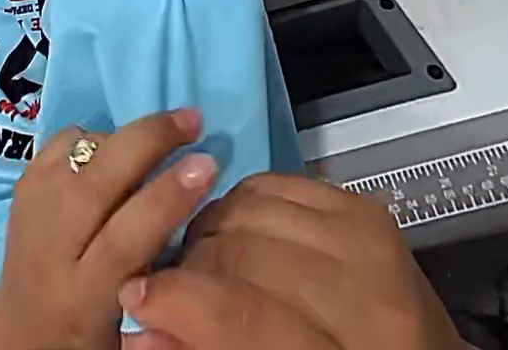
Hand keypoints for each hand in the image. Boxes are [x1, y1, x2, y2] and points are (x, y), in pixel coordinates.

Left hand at [0, 108, 218, 349]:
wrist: (21, 328)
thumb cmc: (91, 331)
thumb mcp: (129, 313)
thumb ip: (154, 259)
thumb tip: (192, 191)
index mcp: (84, 294)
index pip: (128, 234)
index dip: (170, 195)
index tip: (208, 164)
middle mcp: (52, 241)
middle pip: (102, 174)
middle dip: (152, 139)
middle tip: (193, 120)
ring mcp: (32, 204)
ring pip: (85, 148)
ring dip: (128, 136)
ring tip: (161, 136)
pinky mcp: (22, 181)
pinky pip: (65, 139)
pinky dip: (96, 138)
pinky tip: (115, 152)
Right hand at [118, 174, 460, 349]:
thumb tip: (138, 324)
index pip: (247, 315)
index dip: (181, 302)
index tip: (135, 295)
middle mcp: (372, 297)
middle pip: (245, 253)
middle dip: (191, 265)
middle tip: (170, 281)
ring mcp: (371, 241)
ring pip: (251, 208)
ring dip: (212, 228)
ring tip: (203, 256)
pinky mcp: (365, 208)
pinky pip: (274, 183)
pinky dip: (242, 202)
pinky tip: (238, 229)